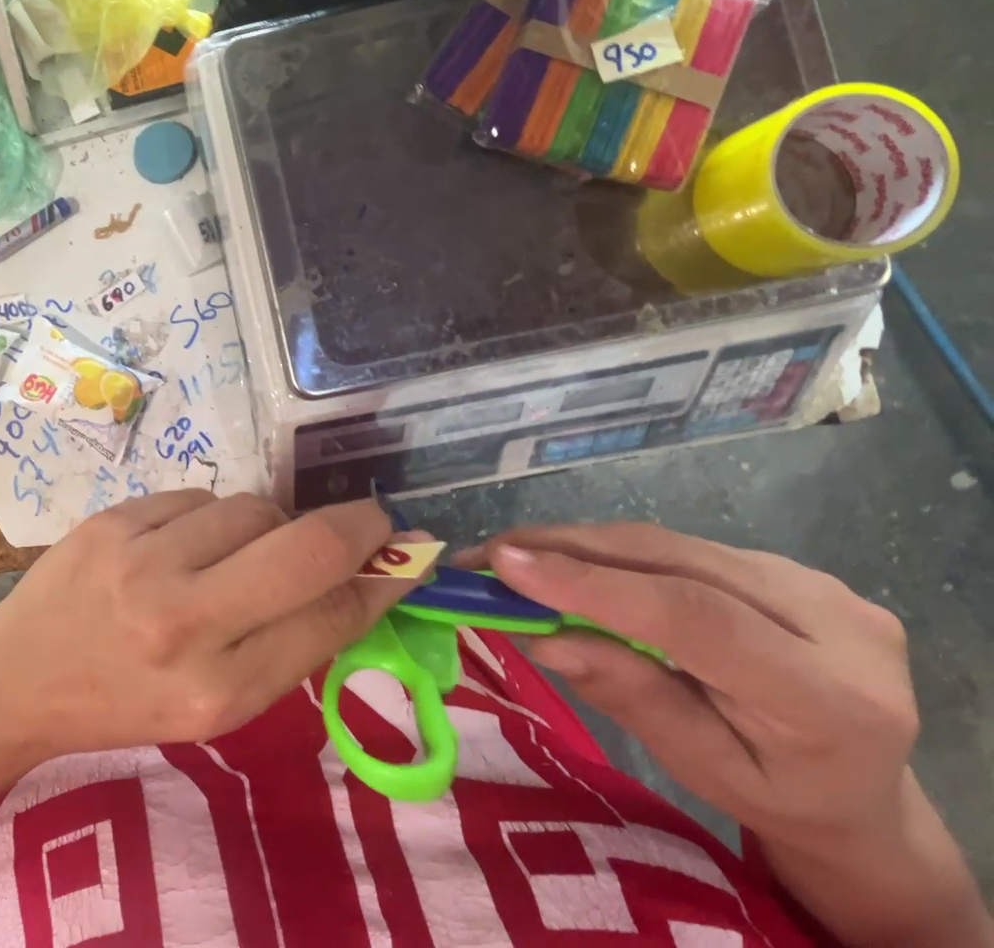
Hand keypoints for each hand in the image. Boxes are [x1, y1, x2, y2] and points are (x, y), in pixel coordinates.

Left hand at [0, 492, 409, 760]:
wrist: (18, 682)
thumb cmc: (123, 705)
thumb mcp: (214, 708)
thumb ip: (290, 648)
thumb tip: (365, 579)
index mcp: (218, 692)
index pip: (331, 618)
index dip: (383, 580)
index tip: (405, 555)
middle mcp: (182, 622)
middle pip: (308, 545)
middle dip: (358, 525)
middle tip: (369, 521)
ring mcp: (140, 562)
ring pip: (252, 507)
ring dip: (268, 524)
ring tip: (241, 552)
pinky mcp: (109, 521)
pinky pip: (196, 497)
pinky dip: (208, 517)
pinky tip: (183, 544)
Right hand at [462, 523, 917, 848]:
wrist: (854, 785)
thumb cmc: (771, 791)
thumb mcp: (698, 764)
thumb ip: (631, 696)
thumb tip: (543, 638)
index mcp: (830, 694)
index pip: (694, 616)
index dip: (591, 584)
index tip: (504, 566)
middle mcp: (837, 620)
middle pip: (676, 563)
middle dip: (567, 551)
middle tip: (481, 556)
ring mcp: (817, 583)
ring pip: (671, 544)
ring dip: (579, 545)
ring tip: (507, 556)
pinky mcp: (788, 566)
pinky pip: (680, 547)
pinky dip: (610, 551)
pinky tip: (565, 562)